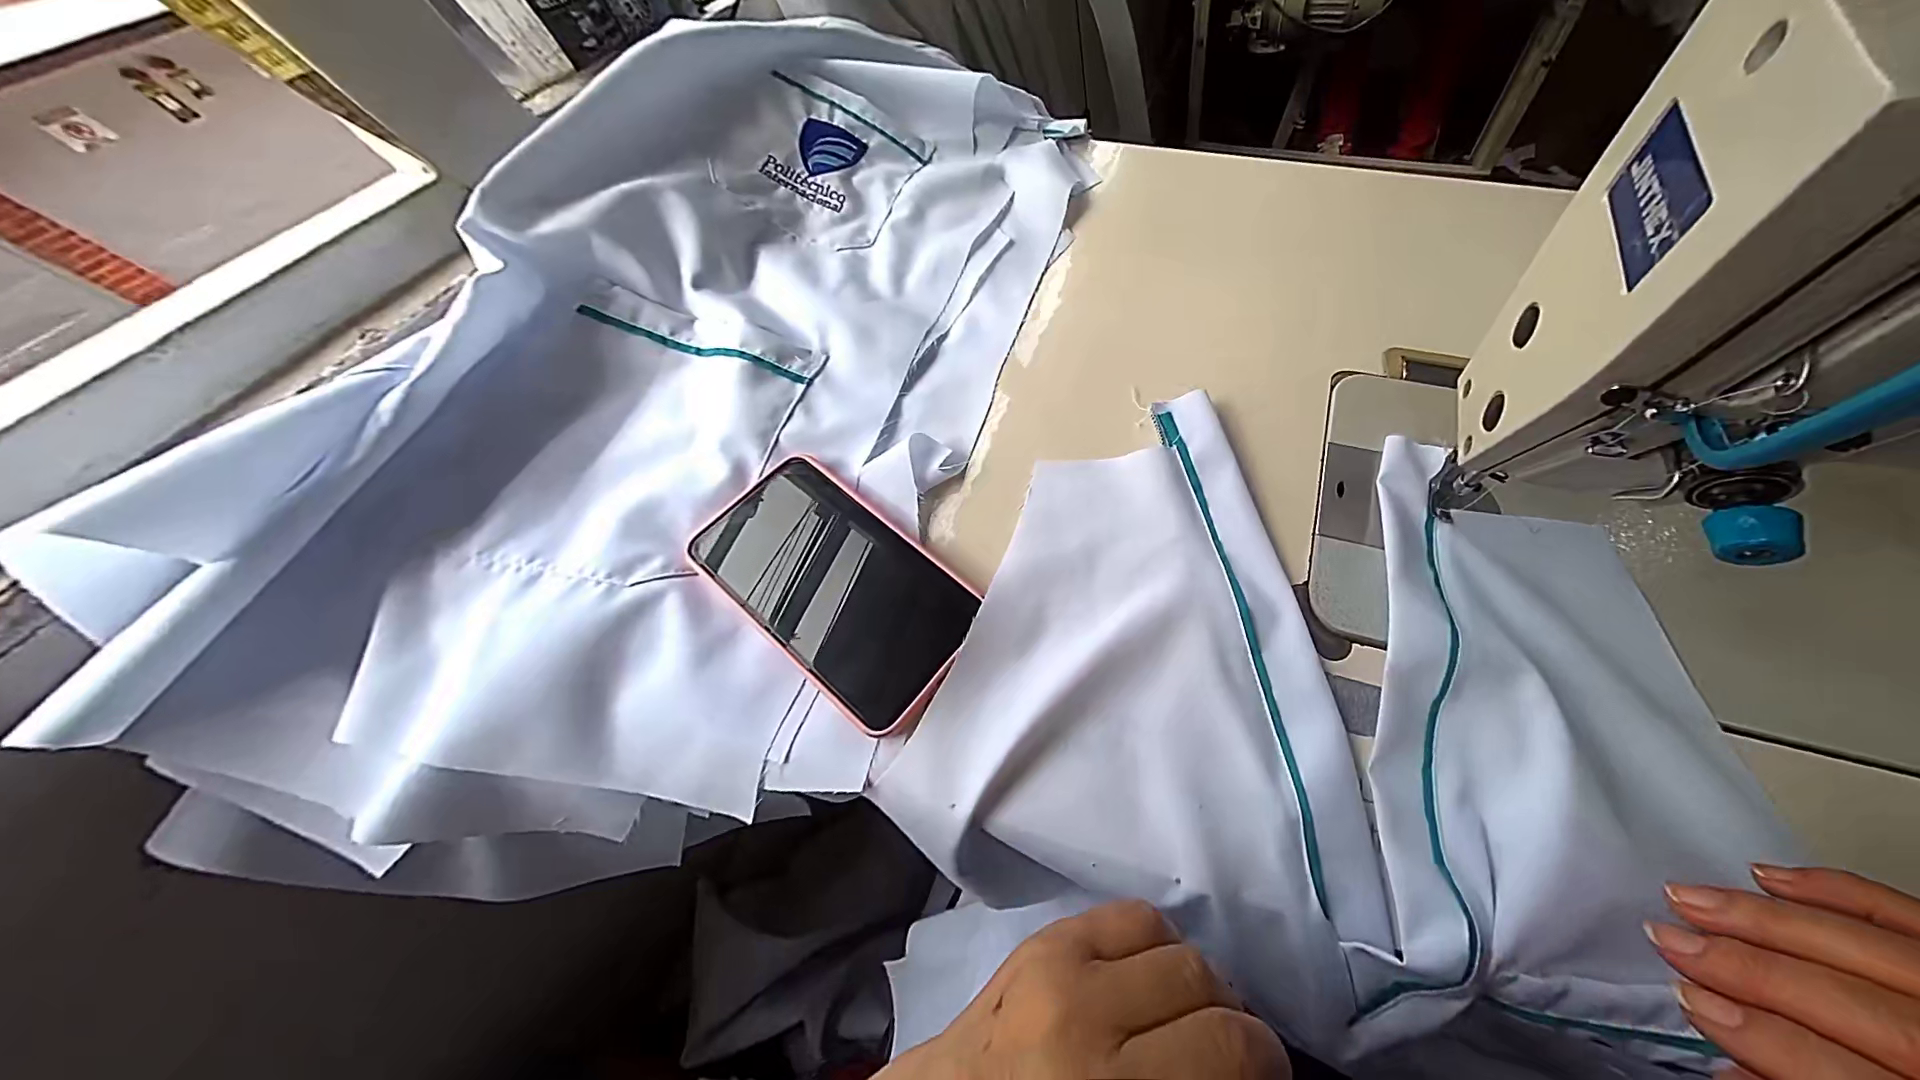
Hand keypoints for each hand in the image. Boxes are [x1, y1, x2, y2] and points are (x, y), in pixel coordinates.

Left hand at [877, 899, 1289, 1079]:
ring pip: (1164, 934)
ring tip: (1183, 1004)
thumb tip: (1246, 1061)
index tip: (1264, 1073)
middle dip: (1228, 1013)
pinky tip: (1144, 973)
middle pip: (1199, 980)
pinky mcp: (1040, 937)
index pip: (1226, 1044)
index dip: (1264, 1059)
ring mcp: (1055, 963)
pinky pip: (1120, 914)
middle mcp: (1083, 1014)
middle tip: (1226, 1043)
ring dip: (1188, 971)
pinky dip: (1148, 940)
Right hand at [1647, 865, 1919, 1078]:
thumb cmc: (1887, 1078)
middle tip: (1668, 937)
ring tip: (1685, 897)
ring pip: (1869, 948)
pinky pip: (1906, 913)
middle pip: (1858, 1004)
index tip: (1686, 996)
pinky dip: (1834, 889)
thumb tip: (1722, 1065)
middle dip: (1746, 966)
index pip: (1847, 1073)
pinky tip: (1766, 875)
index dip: (1763, 1035)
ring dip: (1761, 917)